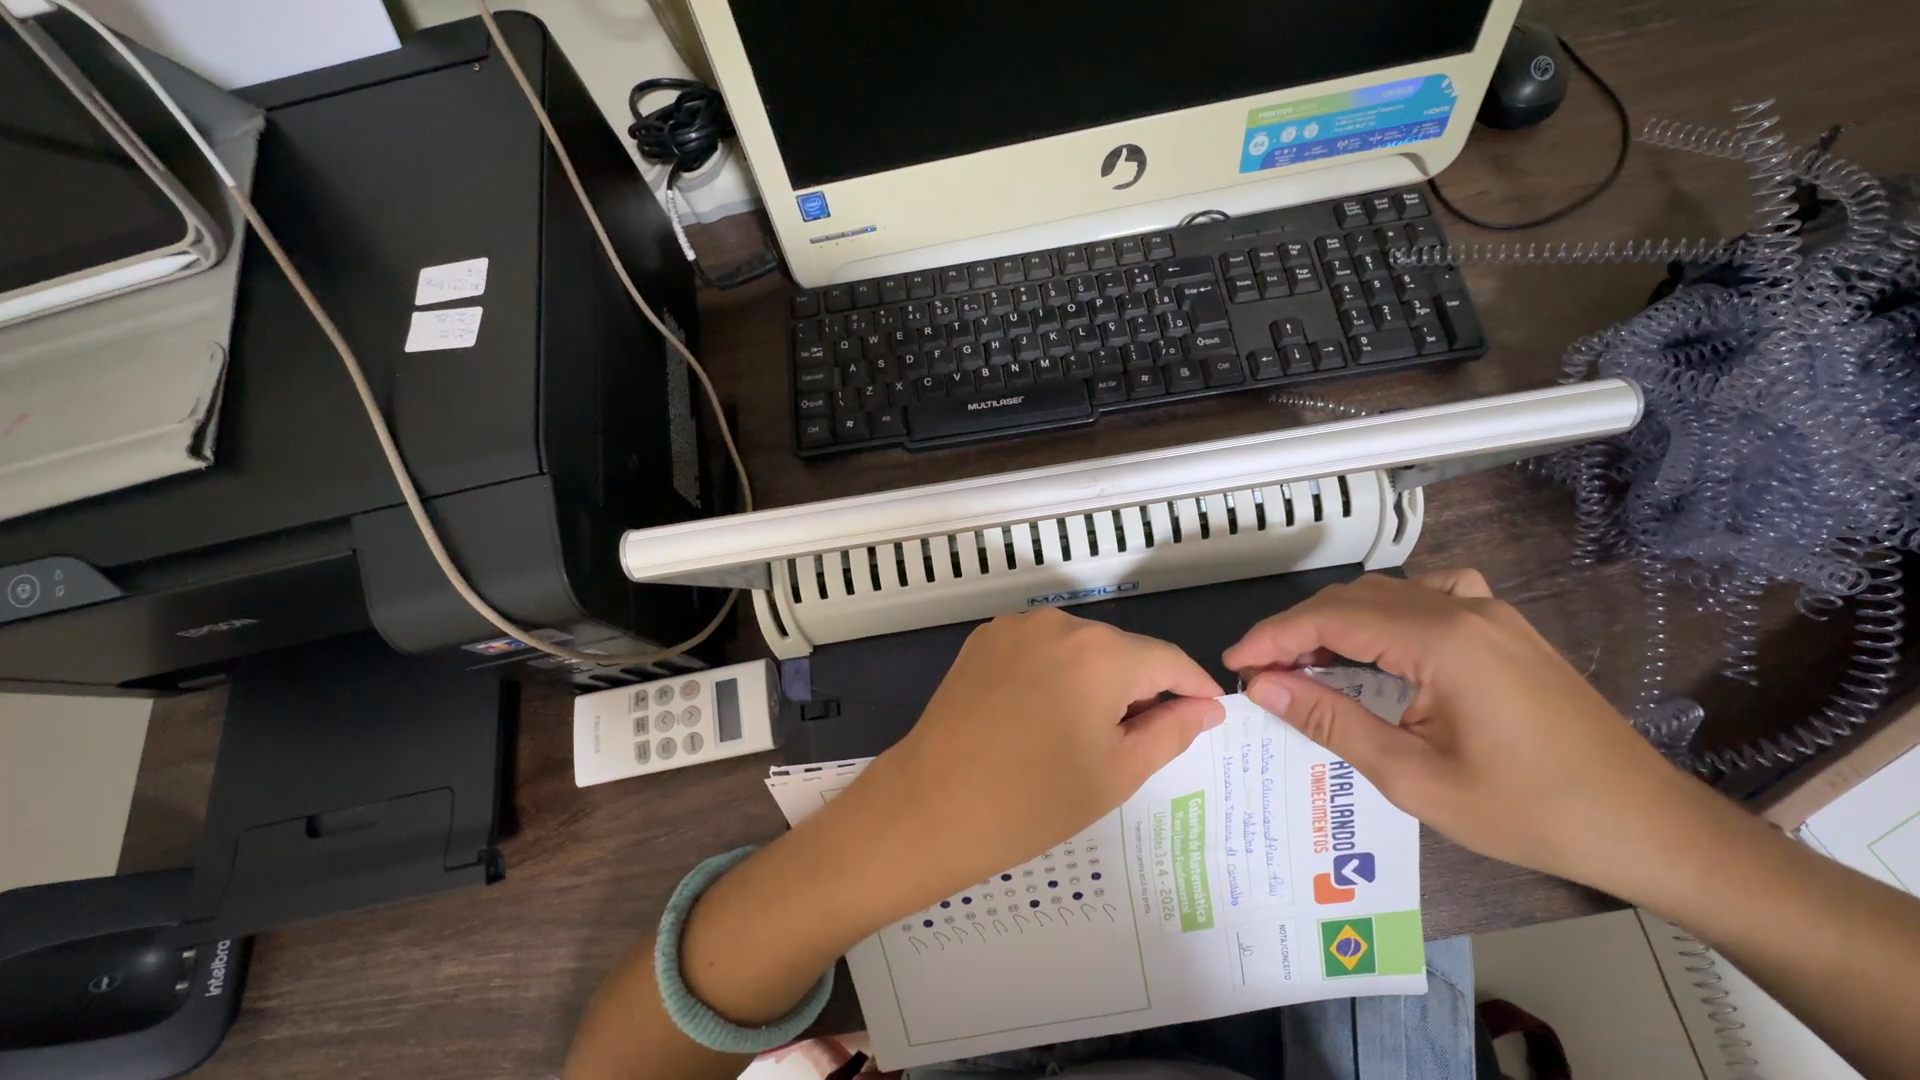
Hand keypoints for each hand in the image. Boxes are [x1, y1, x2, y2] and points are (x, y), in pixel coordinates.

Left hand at [856, 608, 1224, 903]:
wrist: (929, 808)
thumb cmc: (1032, 802)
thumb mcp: (1117, 772)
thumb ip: (1172, 730)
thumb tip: (1206, 706)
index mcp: (1100, 653)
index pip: (1167, 660)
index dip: (1193, 688)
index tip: (1206, 715)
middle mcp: (1059, 624)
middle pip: (1121, 652)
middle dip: (1139, 689)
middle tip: (1136, 746)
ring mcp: (1014, 628)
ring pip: (1079, 650)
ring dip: (1095, 682)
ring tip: (1083, 738)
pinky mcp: (982, 640)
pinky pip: (1039, 651)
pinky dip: (1055, 675)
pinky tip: (1043, 719)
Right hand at [1222, 571, 1702, 894]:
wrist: (1645, 824)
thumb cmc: (1527, 810)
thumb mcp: (1414, 776)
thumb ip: (1332, 721)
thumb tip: (1262, 685)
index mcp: (1441, 640)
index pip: (1330, 618)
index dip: (1272, 637)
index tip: (1233, 663)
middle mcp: (1464, 609)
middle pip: (1355, 599)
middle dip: (1297, 630)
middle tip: (1260, 672)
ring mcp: (1490, 614)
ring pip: (1389, 594)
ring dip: (1338, 622)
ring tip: (1305, 664)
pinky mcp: (1505, 629)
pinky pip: (1429, 598)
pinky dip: (1385, 614)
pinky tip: (1380, 644)